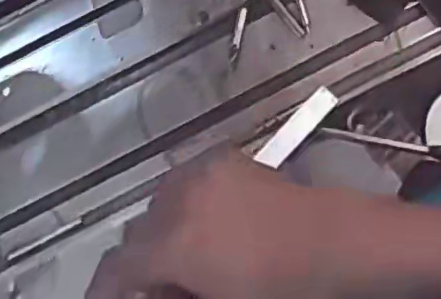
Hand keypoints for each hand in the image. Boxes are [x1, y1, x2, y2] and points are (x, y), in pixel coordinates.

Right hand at [85, 155, 373, 298]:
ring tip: (182, 260)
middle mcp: (183, 195)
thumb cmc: (281, 290)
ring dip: (161, 230)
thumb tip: (145, 291)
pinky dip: (183, 204)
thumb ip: (171, 294)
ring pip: (160, 201)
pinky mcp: (226, 156)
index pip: (118, 265)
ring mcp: (206, 170)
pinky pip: (187, 181)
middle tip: (157, 290)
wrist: (335, 242)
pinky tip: (204, 228)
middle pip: (138, 231)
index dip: (105, 291)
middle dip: (139, 263)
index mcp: (177, 241)